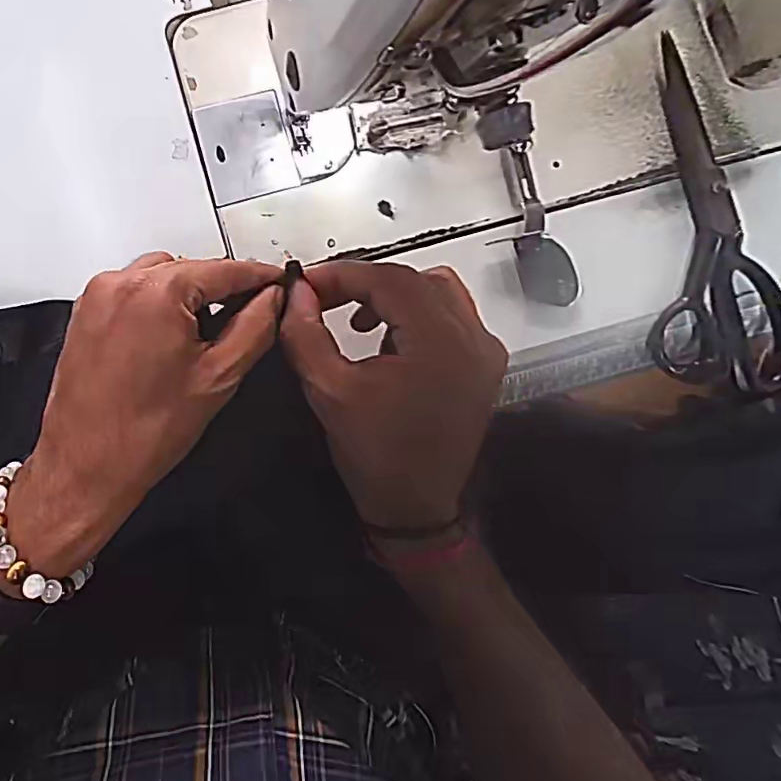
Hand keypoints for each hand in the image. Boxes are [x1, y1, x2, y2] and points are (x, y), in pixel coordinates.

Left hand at [2, 253, 283, 574]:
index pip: (224, 268)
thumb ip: (255, 327)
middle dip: (221, 288)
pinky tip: (168, 340)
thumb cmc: (139, 433)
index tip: (275, 281)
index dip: (258, 276)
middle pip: (190, 267)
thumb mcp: (219, 376)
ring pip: (160, 275)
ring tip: (202, 337)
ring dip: (187, 295)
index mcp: (157, 292)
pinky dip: (156, 304)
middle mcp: (121, 284)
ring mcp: (98, 297)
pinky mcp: (85, 313)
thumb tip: (270, 300)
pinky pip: (132, 291)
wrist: (86, 465)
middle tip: (248, 313)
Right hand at [279, 261, 507, 531]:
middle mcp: (473, 340)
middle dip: (361, 282)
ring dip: (390, 294)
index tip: (307, 283)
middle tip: (321, 298)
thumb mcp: (327, 389)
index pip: (388, 280)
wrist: (414, 505)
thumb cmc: (374, 455)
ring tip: (356, 319)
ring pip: (435, 291)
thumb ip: (305, 334)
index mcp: (440, 344)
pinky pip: (448, 316)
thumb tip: (297, 293)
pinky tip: (385, 339)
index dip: (341, 275)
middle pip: (412, 280)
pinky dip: (412, 313)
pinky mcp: (482, 364)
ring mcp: (483, 352)